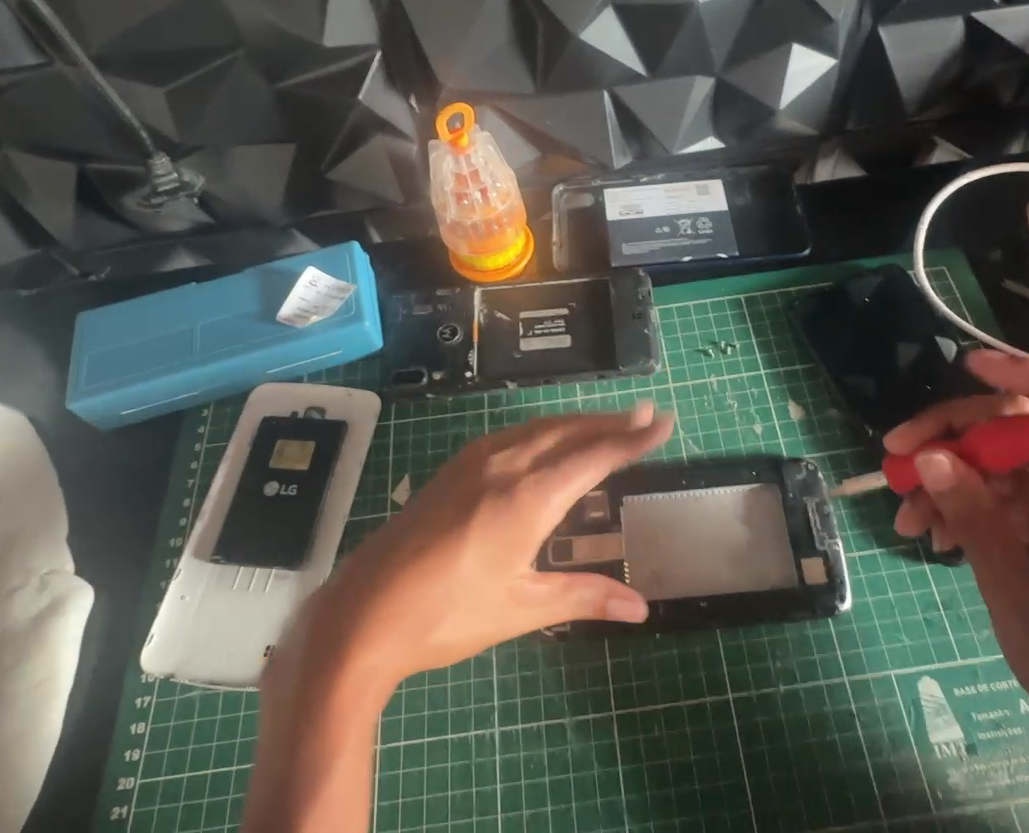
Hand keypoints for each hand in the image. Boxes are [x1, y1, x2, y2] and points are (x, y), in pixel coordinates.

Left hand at [286, 404, 672, 691]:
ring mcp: (473, 464)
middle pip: (567, 432)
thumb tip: (641, 608)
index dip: (632, 438)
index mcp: (527, 497)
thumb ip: (584, 597)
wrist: (365, 612)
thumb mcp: (522, 607)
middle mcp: (504, 467)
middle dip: (609, 422)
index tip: (662, 421)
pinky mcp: (452, 471)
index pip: (593, 456)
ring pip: (537, 430)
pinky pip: (511, 436)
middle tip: (644, 413)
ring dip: (576, 424)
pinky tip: (545, 442)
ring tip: (606, 423)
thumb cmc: (447, 615)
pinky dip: (543, 432)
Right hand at [886, 349, 1028, 731]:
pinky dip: (959, 506)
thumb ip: (974, 514)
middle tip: (896, 453)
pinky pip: (997, 497)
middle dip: (952, 434)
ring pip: (997, 463)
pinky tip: (928, 533)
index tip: (971, 367)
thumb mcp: (1011, 584)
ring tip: (904, 516)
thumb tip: (931, 456)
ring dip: (944, 478)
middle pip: (1018, 429)